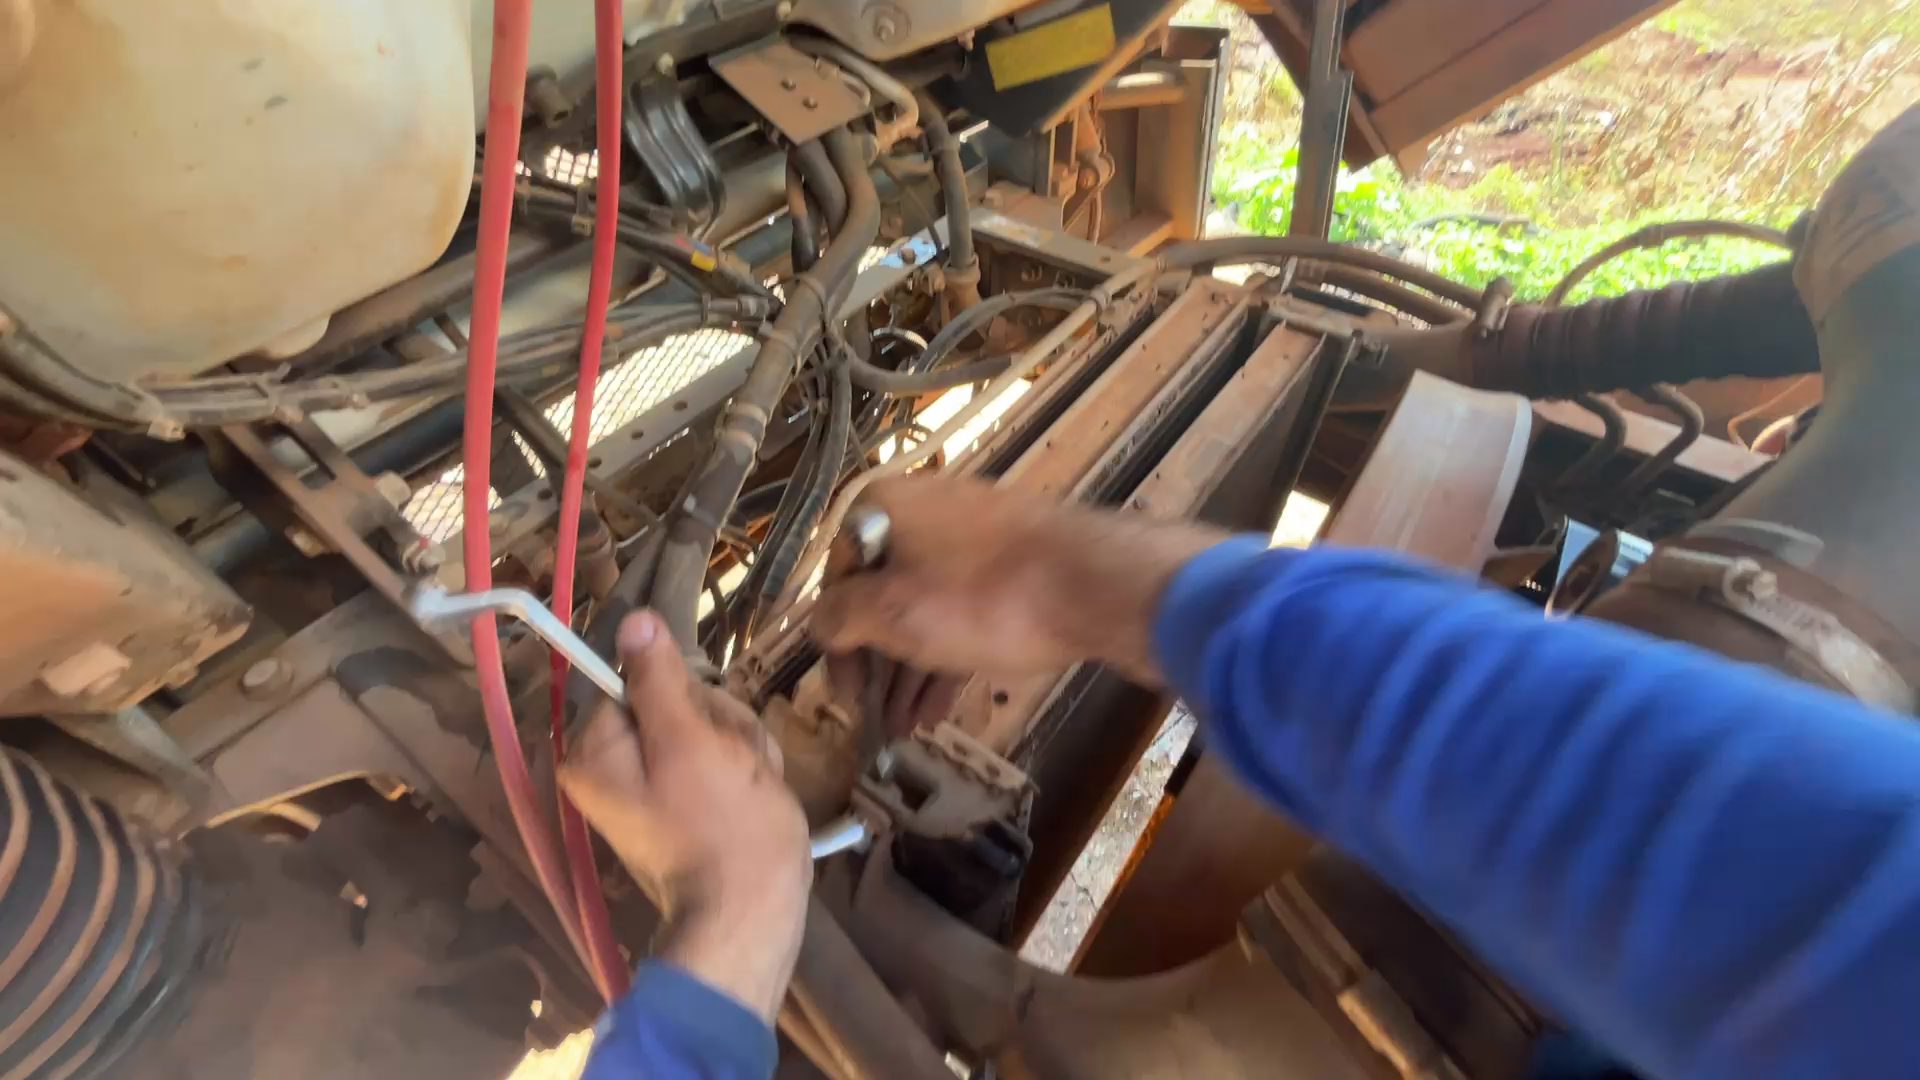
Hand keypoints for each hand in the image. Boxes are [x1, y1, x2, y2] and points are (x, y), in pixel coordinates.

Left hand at [559, 610, 810, 1022]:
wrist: (754, 906)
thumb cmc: (723, 823)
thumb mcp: (689, 741)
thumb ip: (657, 680)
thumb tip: (633, 620)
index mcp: (598, 750)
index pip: (641, 678)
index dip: (686, 693)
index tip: (707, 725)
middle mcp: (615, 764)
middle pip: (678, 698)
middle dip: (720, 720)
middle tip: (734, 760)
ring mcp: (652, 782)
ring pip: (708, 721)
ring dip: (739, 741)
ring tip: (750, 778)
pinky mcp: (687, 794)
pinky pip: (719, 750)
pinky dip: (744, 762)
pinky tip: (753, 786)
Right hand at [810, 475, 1223, 684]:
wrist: (1092, 582)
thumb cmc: (979, 598)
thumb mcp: (892, 613)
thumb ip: (838, 618)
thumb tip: (821, 624)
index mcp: (884, 508)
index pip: (837, 580)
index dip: (835, 646)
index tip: (847, 699)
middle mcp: (925, 511)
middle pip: (882, 595)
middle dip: (877, 666)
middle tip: (876, 720)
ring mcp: (974, 534)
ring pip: (925, 607)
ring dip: (909, 670)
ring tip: (904, 729)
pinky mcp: (1011, 560)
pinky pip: (963, 608)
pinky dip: (946, 654)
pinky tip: (938, 707)